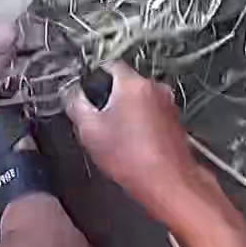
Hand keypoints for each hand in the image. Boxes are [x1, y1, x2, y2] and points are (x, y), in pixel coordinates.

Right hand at [64, 63, 215, 222]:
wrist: (166, 181)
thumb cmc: (130, 157)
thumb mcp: (89, 129)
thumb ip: (76, 105)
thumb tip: (71, 95)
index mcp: (133, 85)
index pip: (109, 65)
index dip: (92, 78)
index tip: (84, 92)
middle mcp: (155, 89)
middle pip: (123, 84)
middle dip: (107, 99)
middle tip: (94, 120)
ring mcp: (167, 105)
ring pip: (136, 100)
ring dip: (123, 112)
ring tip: (112, 137)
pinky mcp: (173, 121)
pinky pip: (149, 114)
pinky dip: (137, 124)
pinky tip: (128, 144)